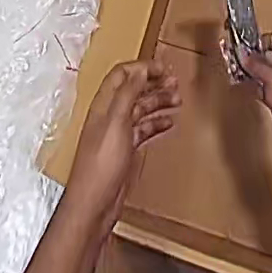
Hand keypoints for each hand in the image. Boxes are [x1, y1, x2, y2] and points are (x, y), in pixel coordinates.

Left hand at [65, 59, 179, 230]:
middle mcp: (110, 115)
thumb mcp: (116, 122)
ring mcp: (117, 133)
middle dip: (154, 83)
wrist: (94, 204)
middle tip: (175, 83)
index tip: (163, 68)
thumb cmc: (103, 162)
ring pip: (141, 109)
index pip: (122, 74)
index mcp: (104, 105)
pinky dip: (156, 123)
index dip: (141, 68)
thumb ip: (128, 94)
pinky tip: (169, 122)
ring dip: (158, 102)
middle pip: (133, 90)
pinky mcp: (125, 150)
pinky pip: (143, 129)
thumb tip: (140, 70)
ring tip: (178, 100)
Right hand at [242, 34, 271, 159]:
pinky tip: (240, 84)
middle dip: (253, 56)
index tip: (248, 46)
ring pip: (262, 72)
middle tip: (236, 56)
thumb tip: (244, 54)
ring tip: (234, 69)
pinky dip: (251, 84)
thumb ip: (258, 65)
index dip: (263, 41)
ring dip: (249, 70)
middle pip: (268, 56)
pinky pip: (260, 87)